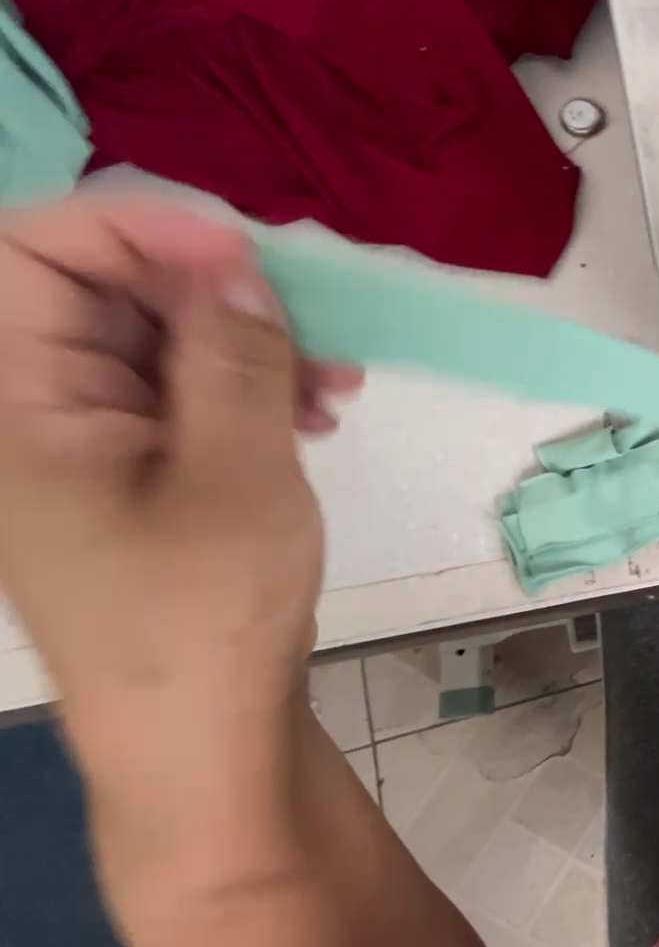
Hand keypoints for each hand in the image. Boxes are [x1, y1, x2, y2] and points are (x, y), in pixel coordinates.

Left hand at [0, 198, 356, 757]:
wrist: (203, 717)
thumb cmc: (204, 602)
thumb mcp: (237, 472)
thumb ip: (234, 358)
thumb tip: (239, 265)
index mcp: (5, 398)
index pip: (35, 255)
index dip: (141, 229)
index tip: (255, 251)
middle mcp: (26, 404)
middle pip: (107, 294)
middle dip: (222, 297)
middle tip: (324, 330)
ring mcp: (84, 437)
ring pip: (161, 343)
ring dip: (254, 347)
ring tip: (338, 385)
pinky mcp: (137, 466)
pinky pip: (186, 393)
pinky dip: (253, 389)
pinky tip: (314, 415)